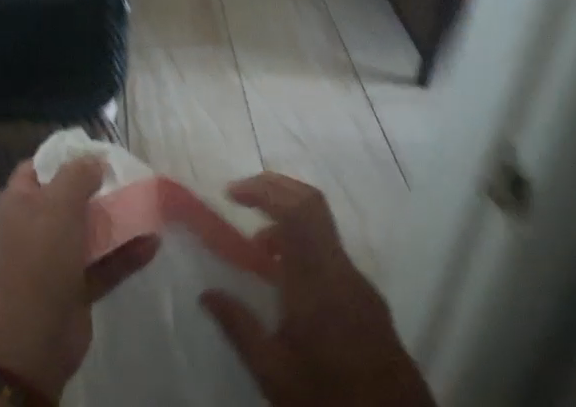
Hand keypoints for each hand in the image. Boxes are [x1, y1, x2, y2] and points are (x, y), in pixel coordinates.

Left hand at [0, 158, 160, 398]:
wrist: (34, 339)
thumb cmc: (40, 260)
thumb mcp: (57, 206)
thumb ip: (77, 176)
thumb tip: (94, 160)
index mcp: (21, 202)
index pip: (37, 167)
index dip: (63, 156)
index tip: (96, 150)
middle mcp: (36, 226)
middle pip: (68, 197)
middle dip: (98, 186)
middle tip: (131, 175)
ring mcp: (56, 258)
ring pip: (90, 230)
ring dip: (117, 219)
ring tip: (149, 204)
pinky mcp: (77, 286)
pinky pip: (105, 263)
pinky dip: (127, 253)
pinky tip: (154, 242)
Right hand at [200, 173, 435, 406]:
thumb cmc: (328, 397)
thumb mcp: (273, 372)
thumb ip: (239, 326)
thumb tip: (206, 294)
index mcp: (316, 281)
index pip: (297, 210)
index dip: (263, 190)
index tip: (231, 193)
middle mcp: (342, 272)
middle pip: (312, 206)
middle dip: (274, 190)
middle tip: (239, 197)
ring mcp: (360, 285)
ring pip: (322, 231)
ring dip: (287, 224)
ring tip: (256, 252)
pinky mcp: (369, 302)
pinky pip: (331, 256)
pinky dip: (303, 249)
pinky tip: (284, 283)